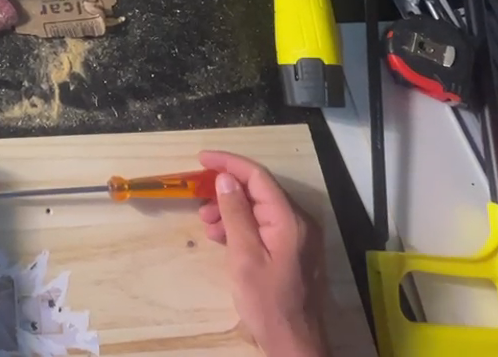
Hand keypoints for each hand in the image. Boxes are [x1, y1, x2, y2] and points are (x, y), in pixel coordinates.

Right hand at [197, 151, 326, 356]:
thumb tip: (225, 178)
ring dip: (231, 209)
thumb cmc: (268, 303)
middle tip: (199, 198)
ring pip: (259, 208)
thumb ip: (236, 213)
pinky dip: (241, 226)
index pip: (257, 176)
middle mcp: (299, 223)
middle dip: (226, 190)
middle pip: (259, 191)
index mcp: (290, 220)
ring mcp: (299, 238)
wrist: (295, 348)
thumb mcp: (244, 256)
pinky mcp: (294, 252)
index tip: (201, 160)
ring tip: (206, 224)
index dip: (228, 163)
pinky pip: (264, 226)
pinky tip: (222, 238)